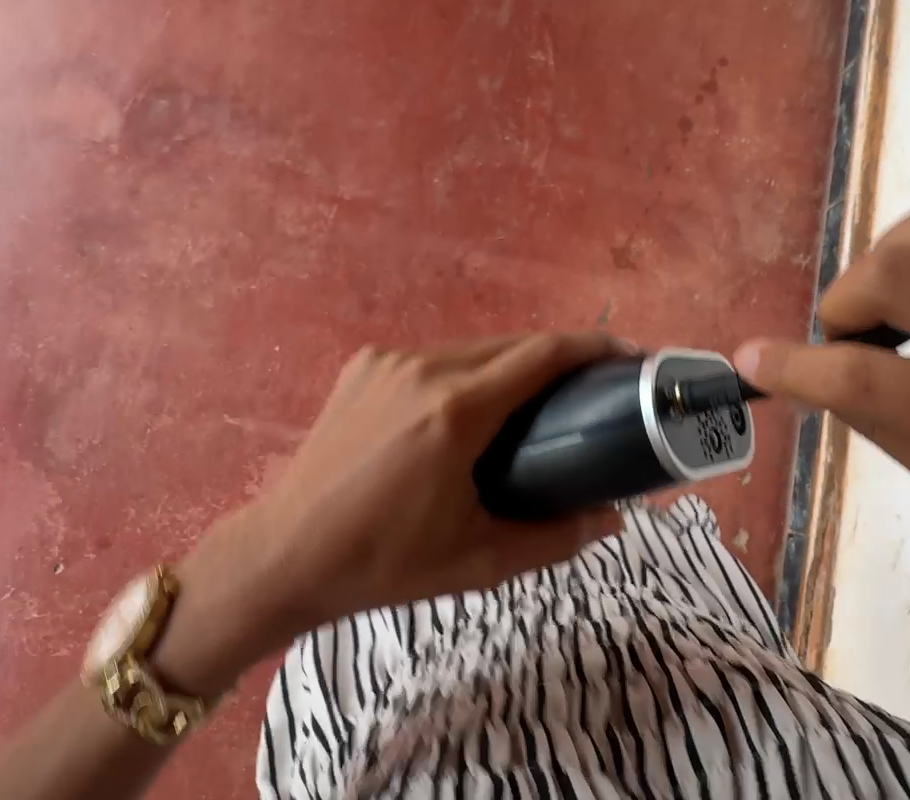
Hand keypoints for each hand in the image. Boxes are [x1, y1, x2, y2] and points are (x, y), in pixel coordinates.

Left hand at [161, 332, 626, 692]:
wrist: (281, 555)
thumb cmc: (383, 563)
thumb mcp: (478, 562)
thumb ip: (555, 539)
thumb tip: (613, 519)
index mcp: (456, 411)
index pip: (543, 354)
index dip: (593, 346)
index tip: (629, 354)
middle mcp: (425, 369)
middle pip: (512, 345)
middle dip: (557, 360)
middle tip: (587, 392)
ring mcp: (389, 361)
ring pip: (473, 349)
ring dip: (510, 366)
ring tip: (529, 405)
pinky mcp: (364, 365)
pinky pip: (436, 358)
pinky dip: (467, 374)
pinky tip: (467, 412)